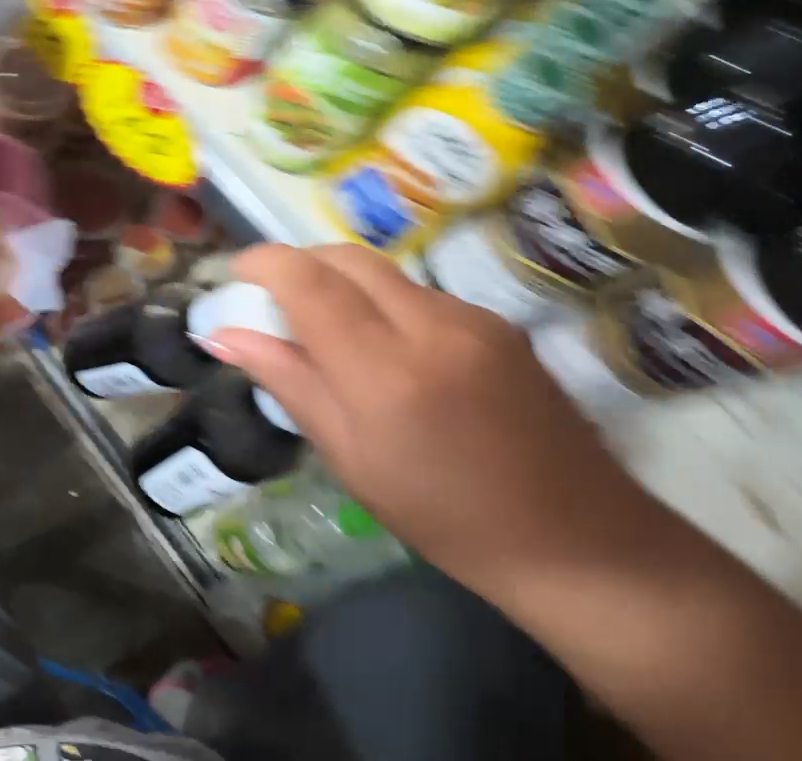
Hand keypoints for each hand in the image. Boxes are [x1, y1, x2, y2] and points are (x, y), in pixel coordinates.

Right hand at [203, 243, 651, 588]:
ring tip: (325, 332)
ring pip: (384, 273)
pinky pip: (420, 293)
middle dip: (298, 263)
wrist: (578, 543)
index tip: (234, 273)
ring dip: (341, 284)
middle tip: (270, 298)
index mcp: (384, 371)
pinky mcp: (500, 326)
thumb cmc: (441, 516)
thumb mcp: (347, 455)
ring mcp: (474, 321)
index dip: (263, 263)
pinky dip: (383, 303)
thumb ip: (286, 381)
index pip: (308, 281)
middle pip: (346, 258)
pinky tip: (385, 351)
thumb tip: (223, 335)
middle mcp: (431, 327)